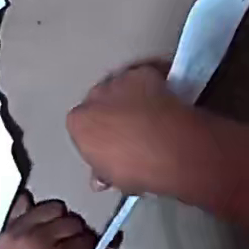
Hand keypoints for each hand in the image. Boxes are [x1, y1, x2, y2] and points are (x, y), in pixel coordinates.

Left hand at [0, 192, 116, 248]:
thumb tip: (113, 247)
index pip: (91, 240)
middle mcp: (38, 242)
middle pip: (73, 222)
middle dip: (79, 237)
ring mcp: (15, 237)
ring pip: (51, 209)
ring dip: (59, 222)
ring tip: (55, 245)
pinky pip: (22, 209)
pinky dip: (33, 211)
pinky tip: (35, 229)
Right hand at [67, 62, 205, 194]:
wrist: (169, 147)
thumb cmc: (138, 166)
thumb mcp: (112, 176)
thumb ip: (101, 168)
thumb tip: (102, 175)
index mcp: (79, 122)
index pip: (82, 124)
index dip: (97, 134)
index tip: (110, 143)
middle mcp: (95, 96)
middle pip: (99, 101)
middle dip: (111, 112)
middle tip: (129, 129)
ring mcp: (120, 81)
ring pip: (121, 86)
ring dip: (130, 96)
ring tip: (147, 114)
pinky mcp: (145, 72)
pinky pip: (145, 77)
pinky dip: (151, 85)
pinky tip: (161, 100)